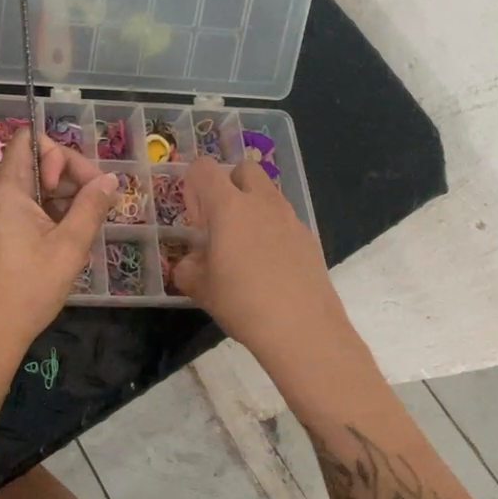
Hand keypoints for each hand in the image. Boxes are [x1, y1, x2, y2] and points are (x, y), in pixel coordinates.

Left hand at [0, 128, 116, 364]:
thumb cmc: (28, 287)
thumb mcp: (69, 246)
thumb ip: (91, 207)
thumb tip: (110, 179)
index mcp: (6, 188)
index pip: (29, 139)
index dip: (60, 153)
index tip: (78, 186)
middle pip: (34, 161)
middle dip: (68, 176)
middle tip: (93, 207)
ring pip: (33, 187)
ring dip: (63, 198)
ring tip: (84, 227)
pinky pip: (25, 207)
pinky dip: (49, 214)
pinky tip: (68, 239)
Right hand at [173, 155, 347, 361]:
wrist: (303, 330)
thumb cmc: (243, 303)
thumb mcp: (200, 288)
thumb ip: (188, 267)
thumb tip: (193, 262)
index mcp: (228, 207)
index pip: (204, 168)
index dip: (194, 187)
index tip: (197, 221)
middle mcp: (261, 202)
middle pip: (243, 168)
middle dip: (228, 184)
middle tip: (221, 222)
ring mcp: (290, 218)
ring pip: (267, 193)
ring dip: (252, 206)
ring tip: (245, 248)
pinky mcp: (309, 237)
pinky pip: (284, 219)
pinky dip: (272, 229)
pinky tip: (269, 266)